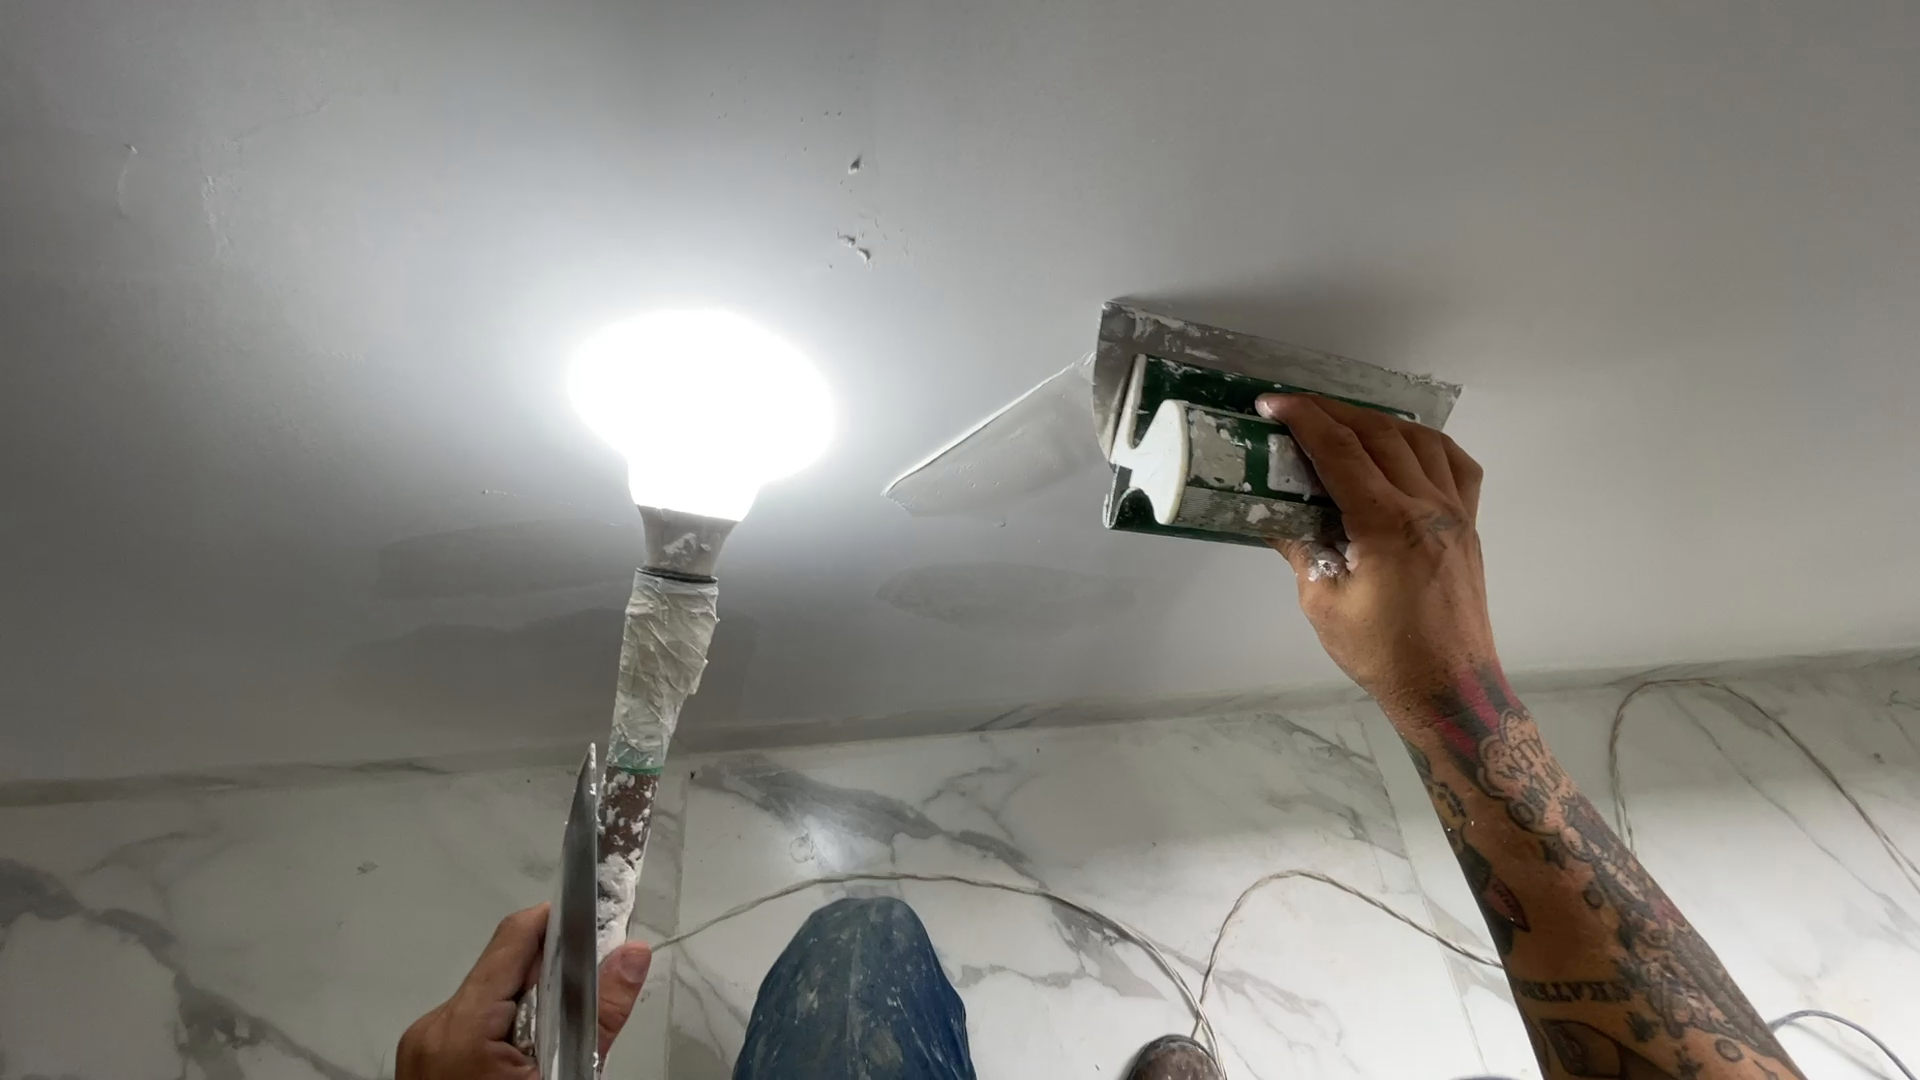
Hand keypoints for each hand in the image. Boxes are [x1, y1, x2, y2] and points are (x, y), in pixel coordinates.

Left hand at [397, 904, 653, 1079]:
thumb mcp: (567, 1077)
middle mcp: (433, 1026)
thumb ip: (600, 1013)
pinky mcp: (425, 1062)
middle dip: (556, 972)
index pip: (518, 934)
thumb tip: (634, 950)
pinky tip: (533, 1054)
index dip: (563, 922)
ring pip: (497, 991)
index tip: (602, 930)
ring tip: (562, 1039)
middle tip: (591, 999)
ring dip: (535, 1000)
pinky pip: (479, 1018)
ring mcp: (423, 1047)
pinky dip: (512, 1023)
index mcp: (460, 1026)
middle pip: (510, 962)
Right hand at [1256, 393, 1493, 708]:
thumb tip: (1271, 515)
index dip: (1304, 420)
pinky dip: (1422, 441)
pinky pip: (1454, 464)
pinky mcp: (1469, 525)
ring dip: (1375, 420)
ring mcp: (1456, 513)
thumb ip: (1299, 549)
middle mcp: (1429, 507)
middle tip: (1294, 407)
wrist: (1448, 687)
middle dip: (1332, 411)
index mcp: (1388, 525)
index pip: (1341, 453)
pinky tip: (1400, 444)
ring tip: (1339, 421)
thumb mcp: (1321, 601)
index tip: (1273, 404)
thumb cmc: (1380, 652)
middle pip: (1379, 435)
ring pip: (1419, 440)